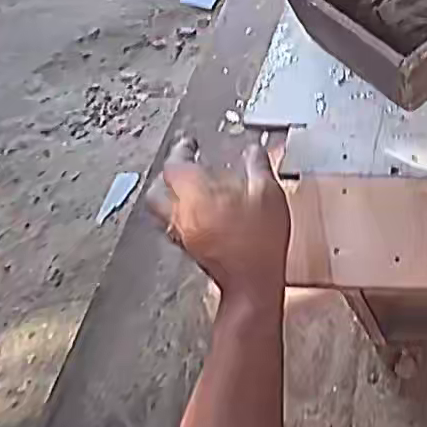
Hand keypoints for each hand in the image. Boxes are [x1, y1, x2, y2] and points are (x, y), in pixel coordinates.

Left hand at [146, 137, 290, 302]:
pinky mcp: (188, 248)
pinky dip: (178, 212)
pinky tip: (196, 212)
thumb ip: (258, 166)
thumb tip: (254, 150)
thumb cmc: (259, 240)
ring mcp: (182, 233)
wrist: (253, 282)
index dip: (182, 149)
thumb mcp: (268, 193)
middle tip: (182, 163)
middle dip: (168, 173)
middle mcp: (181, 212)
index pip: (176, 164)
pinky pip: (172, 224)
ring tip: (185, 186)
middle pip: (158, 188)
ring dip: (168, 193)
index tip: (189, 143)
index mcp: (196, 193)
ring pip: (160, 208)